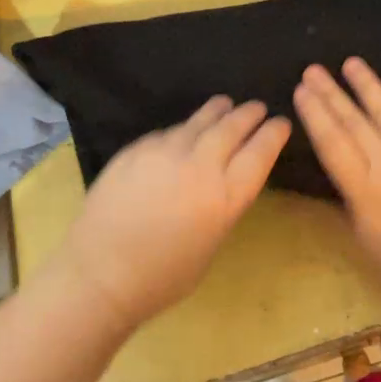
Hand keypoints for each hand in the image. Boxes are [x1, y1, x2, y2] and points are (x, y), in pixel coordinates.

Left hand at [57, 96, 290, 326]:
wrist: (100, 274)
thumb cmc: (163, 277)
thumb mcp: (211, 242)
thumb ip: (222, 204)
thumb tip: (223, 180)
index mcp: (226, 196)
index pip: (260, 152)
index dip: (273, 134)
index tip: (280, 123)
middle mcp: (201, 166)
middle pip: (232, 128)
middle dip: (248, 115)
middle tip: (257, 107)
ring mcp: (165, 153)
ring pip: (198, 122)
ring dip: (216, 112)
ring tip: (224, 104)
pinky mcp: (135, 150)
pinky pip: (166, 133)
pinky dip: (181, 131)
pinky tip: (182, 133)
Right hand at [294, 58, 380, 301]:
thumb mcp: (361, 233)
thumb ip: (347, 195)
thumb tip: (335, 163)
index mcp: (363, 189)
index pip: (332, 144)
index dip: (315, 115)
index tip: (301, 91)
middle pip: (353, 122)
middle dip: (330, 93)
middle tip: (312, 70)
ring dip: (367, 85)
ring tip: (350, 62)